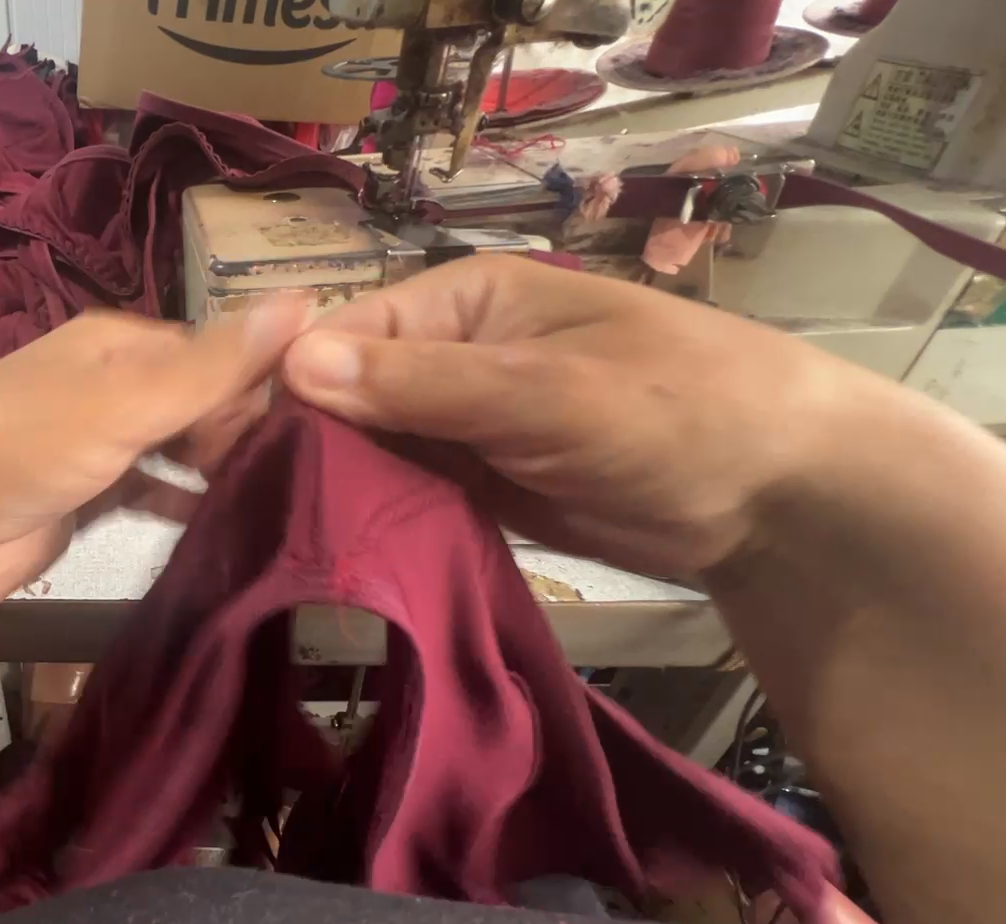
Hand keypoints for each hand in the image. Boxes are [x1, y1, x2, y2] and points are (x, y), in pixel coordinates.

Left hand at [0, 301, 310, 617]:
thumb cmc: (18, 451)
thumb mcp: (118, 403)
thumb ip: (208, 365)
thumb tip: (307, 300)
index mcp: (116, 345)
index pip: (214, 352)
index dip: (260, 386)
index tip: (307, 430)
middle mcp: (111, 387)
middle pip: (200, 400)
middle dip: (243, 431)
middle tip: (292, 475)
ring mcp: (99, 446)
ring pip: (181, 448)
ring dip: (221, 469)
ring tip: (279, 499)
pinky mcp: (89, 499)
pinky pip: (155, 494)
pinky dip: (187, 504)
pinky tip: (229, 523)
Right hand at [279, 255, 882, 579]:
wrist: (776, 501)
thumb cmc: (675, 413)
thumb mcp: (543, 391)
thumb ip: (420, 382)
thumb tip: (293, 364)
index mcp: (454, 303)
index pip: (338, 336)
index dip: (280, 387)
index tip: (228, 447)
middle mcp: (437, 356)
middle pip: (334, 392)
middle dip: (287, 438)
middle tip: (233, 495)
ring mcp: (444, 422)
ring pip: (352, 444)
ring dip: (314, 479)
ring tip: (256, 524)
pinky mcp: (455, 479)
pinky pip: (386, 487)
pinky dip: (353, 509)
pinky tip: (313, 537)